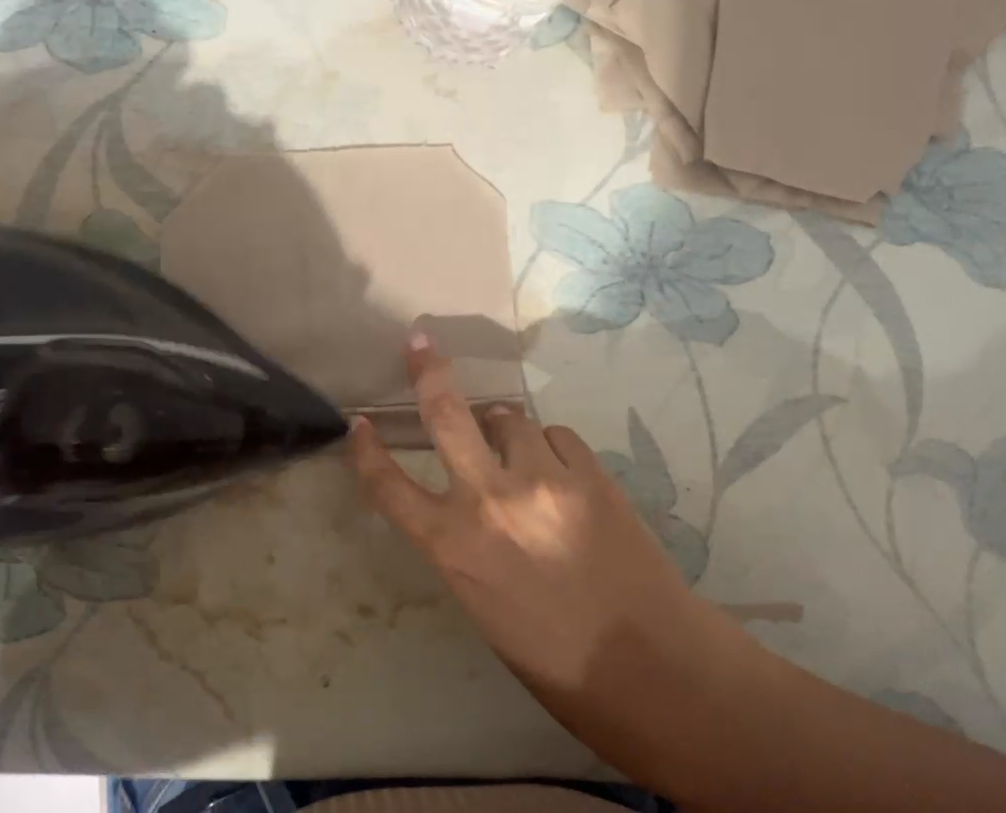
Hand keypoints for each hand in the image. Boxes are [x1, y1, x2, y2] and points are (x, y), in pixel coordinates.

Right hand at [347, 332, 731, 726]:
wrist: (646, 664)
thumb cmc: (551, 656)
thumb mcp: (480, 602)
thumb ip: (462, 543)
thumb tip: (463, 500)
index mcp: (451, 544)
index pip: (388, 485)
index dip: (367, 451)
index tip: (358, 425)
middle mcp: (489, 499)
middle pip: (446, 414)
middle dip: (428, 371)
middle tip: (420, 342)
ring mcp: (543, 480)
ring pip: (510, 419)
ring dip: (504, 426)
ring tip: (515, 446)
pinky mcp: (590, 474)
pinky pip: (556, 437)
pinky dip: (550, 447)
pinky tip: (561, 472)